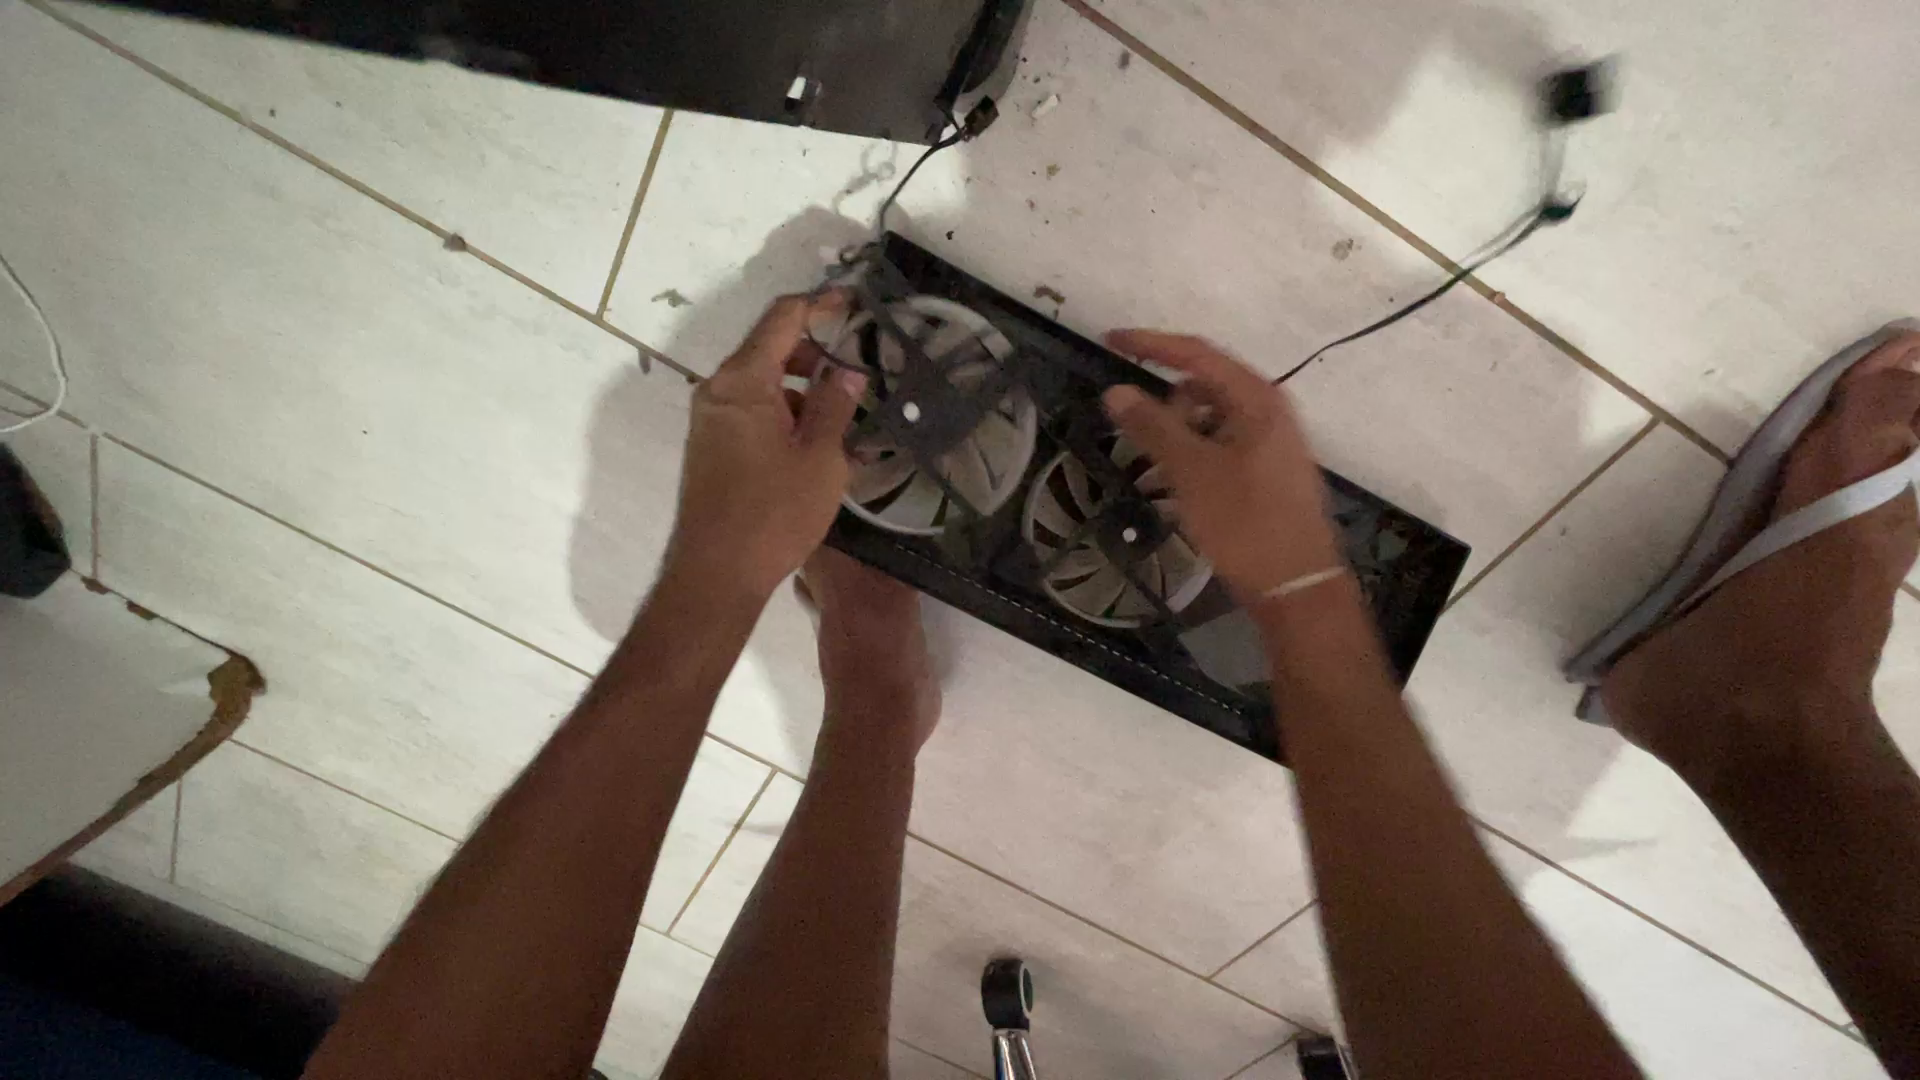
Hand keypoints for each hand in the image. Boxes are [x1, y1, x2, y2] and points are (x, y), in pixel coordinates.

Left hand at [667, 294, 867, 600]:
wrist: (716, 572)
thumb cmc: (773, 513)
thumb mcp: (819, 457)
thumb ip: (835, 405)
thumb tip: (847, 370)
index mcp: (743, 381)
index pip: (782, 319)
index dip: (819, 304)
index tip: (852, 302)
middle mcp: (717, 390)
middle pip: (769, 350)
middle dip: (814, 355)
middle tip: (855, 377)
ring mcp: (709, 420)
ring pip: (762, 385)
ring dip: (801, 391)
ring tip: (843, 422)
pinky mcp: (711, 447)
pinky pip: (751, 412)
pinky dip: (783, 415)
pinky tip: (814, 448)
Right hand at [1102, 330, 1341, 598]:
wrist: (1295, 584)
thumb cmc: (1244, 522)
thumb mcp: (1191, 471)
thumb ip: (1152, 427)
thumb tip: (1115, 391)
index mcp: (1256, 399)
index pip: (1196, 353)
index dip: (1150, 345)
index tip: (1110, 341)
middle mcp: (1267, 412)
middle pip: (1203, 388)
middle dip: (1163, 404)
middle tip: (1135, 435)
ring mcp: (1269, 443)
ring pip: (1208, 422)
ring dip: (1174, 436)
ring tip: (1150, 470)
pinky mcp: (1264, 472)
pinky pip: (1218, 448)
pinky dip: (1190, 458)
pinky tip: (1171, 489)